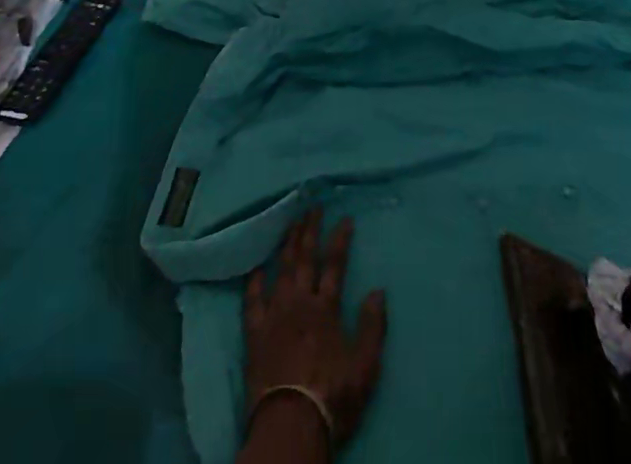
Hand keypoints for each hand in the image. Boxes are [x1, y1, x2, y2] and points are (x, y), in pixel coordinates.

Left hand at [243, 209, 387, 449]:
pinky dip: (254, 281)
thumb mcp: (366, 364)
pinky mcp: (254, 334)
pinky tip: (257, 266)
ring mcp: (274, 317)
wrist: (291, 424)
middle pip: (304, 259)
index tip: (345, 218)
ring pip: (279, 271)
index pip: (335, 265)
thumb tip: (378, 290)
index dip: (340, 239)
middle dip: (309, 230)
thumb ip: (373, 326)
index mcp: (326, 309)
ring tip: (289, 224)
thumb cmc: (333, 394)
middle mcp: (299, 304)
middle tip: (312, 207)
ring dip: (285, 245)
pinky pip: (252, 301)